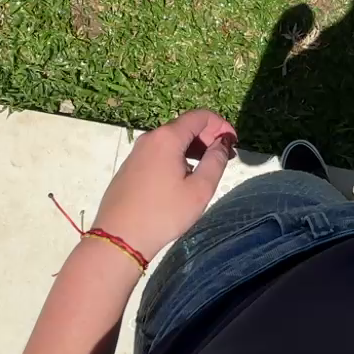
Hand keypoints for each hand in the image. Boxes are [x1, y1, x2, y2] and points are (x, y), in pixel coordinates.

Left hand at [92, 110, 237, 257]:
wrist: (119, 237)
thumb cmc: (163, 213)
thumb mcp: (199, 190)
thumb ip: (216, 161)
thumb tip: (222, 144)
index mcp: (167, 138)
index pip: (200, 116)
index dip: (221, 125)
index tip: (234, 143)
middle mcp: (151, 138)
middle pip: (185, 126)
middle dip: (209, 136)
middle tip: (225, 157)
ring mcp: (138, 151)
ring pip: (172, 139)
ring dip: (194, 147)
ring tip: (208, 168)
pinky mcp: (131, 166)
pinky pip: (160, 152)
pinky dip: (178, 155)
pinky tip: (185, 177)